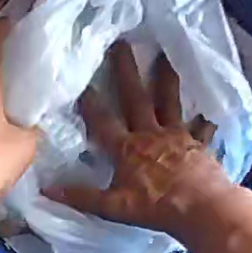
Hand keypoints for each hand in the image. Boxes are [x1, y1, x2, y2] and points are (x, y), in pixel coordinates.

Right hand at [43, 43, 239, 235]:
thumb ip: (80, 196)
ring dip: (165, 79)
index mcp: (126, 149)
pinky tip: (205, 116)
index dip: (91, 103)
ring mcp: (177, 136)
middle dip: (127, 71)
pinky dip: (201, 123)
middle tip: (122, 44)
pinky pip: (199, 129)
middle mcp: (150, 135)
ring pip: (169, 102)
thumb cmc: (155, 207)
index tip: (81, 81)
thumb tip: (46, 189)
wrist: (204, 208)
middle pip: (136, 99)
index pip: (103, 122)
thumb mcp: (112, 207)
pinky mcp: (198, 145)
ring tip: (164, 57)